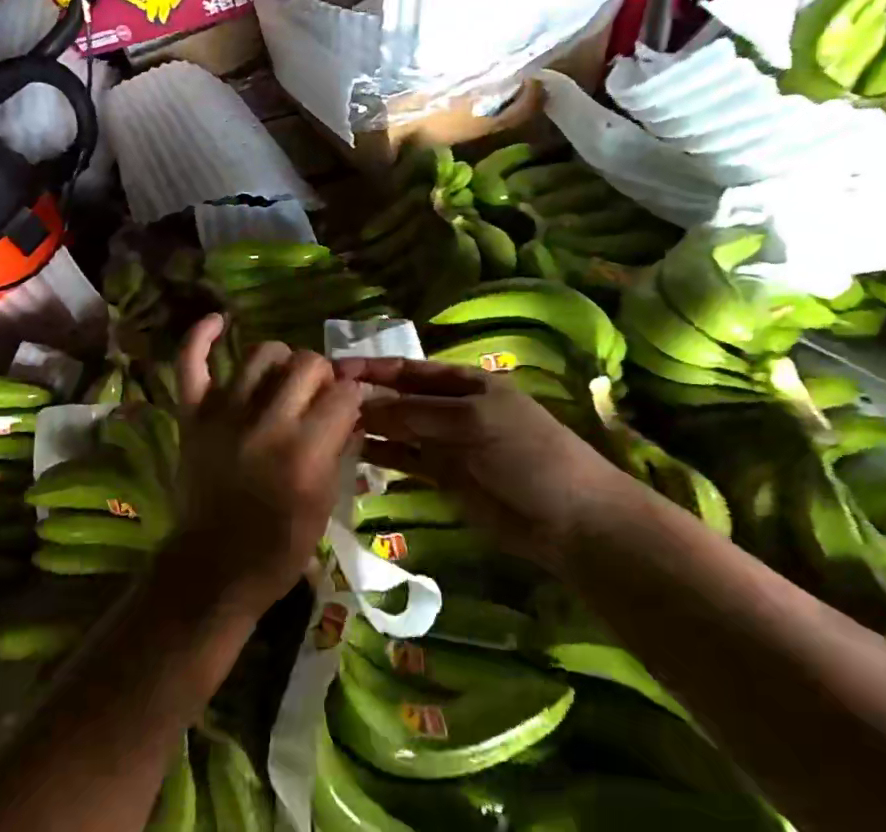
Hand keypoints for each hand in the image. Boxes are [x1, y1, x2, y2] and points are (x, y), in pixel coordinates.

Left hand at [169, 315, 362, 611]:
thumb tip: (348, 408)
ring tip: (284, 382)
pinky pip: (191, 362)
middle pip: (308, 363)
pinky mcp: (193, 416)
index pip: (345, 393)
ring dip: (283, 362)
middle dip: (323, 377)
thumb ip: (338, 447)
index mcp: (305, 450)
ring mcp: (224, 414)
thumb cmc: (279, 547)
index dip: (354, 396)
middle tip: (319, 399)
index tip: (351, 407)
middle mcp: (266, 423)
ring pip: (263, 353)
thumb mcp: (326, 501)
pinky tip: (221, 321)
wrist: (213, 568)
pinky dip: (202, 336)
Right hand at [335, 358, 632, 569]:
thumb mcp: (472, 422)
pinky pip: (406, 460)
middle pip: (399, 398)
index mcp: (464, 383)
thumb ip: (416, 414)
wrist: (567, 516)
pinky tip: (352, 455)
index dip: (372, 369)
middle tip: (318, 404)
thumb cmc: (526, 453)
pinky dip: (381, 456)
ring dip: (368, 428)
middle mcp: (451, 407)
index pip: (408, 370)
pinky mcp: (444, 476)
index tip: (331, 370)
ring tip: (327, 429)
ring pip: (398, 430)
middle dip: (364, 398)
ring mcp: (447, 443)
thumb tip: (362, 406)